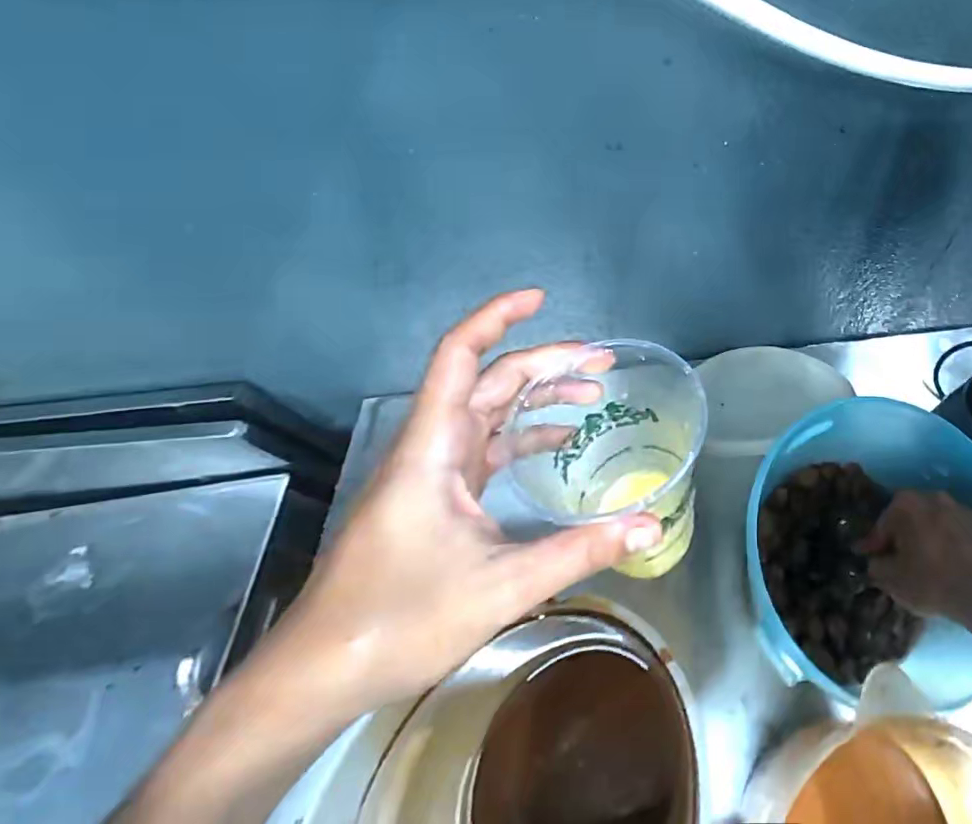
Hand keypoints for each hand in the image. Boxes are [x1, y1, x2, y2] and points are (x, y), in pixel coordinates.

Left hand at [263, 289, 661, 716]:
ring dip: (538, 395)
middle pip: (489, 380)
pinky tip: (561, 443)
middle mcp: (431, 446)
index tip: (539, 298)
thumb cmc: (398, 620)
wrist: (321, 673)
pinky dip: (524, 434)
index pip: (459, 357)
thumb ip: (580, 552)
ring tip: (593, 392)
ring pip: (489, 410)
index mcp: (433, 448)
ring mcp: (432, 471)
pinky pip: (487, 446)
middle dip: (546, 362)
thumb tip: (650, 524)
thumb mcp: (501, 587)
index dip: (496, 317)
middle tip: (603, 361)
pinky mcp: (437, 495)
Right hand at [858, 489, 971, 625]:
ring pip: (937, 523)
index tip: (870, 559)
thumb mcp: (892, 581)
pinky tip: (955, 567)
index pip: (881, 526)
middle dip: (904, 538)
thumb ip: (876, 566)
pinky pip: (961, 534)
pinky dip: (954, 545)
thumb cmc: (933, 582)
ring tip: (930, 566)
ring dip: (930, 539)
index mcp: (906, 504)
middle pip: (910, 519)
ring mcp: (963, 508)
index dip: (874, 546)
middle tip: (901, 563)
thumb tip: (877, 561)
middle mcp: (933, 496)